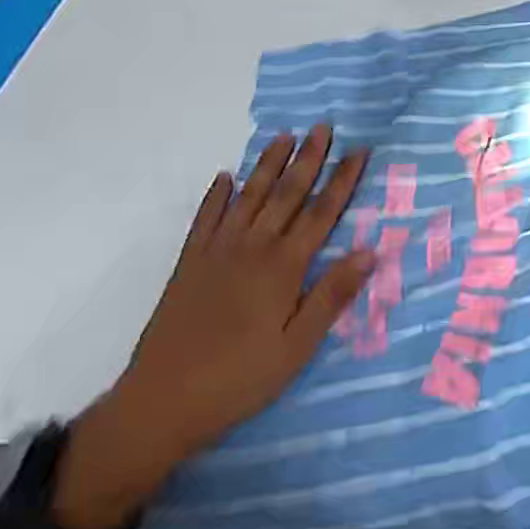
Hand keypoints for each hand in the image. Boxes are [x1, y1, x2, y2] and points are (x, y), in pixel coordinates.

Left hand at [53, 126, 371, 528]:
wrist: (161, 402)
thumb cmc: (240, 378)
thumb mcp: (298, 347)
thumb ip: (332, 296)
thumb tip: (368, 251)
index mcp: (283, 268)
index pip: (321, 213)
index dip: (342, 180)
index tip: (359, 150)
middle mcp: (252, 248)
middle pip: (286, 194)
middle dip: (308, 158)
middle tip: (323, 126)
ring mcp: (217, 252)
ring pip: (249, 197)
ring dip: (267, 165)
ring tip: (284, 136)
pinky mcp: (189, 263)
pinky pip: (206, 218)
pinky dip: (216, 195)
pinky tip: (225, 177)